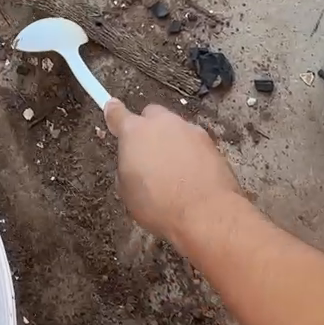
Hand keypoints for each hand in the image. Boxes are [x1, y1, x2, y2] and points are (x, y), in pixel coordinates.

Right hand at [104, 101, 246, 246]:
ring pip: (175, 128)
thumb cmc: (160, 205)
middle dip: (149, 129)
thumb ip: (125, 167)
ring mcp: (189, 130)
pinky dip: (192, 154)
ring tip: (176, 171)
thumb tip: (133, 162)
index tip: (112, 110)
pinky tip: (194, 177)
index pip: (117, 112)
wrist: (207, 214)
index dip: (113, 112)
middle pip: (151, 115)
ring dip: (172, 142)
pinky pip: (195, 143)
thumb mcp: (127, 192)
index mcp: (134, 132)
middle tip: (150, 154)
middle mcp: (162, 123)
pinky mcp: (211, 143)